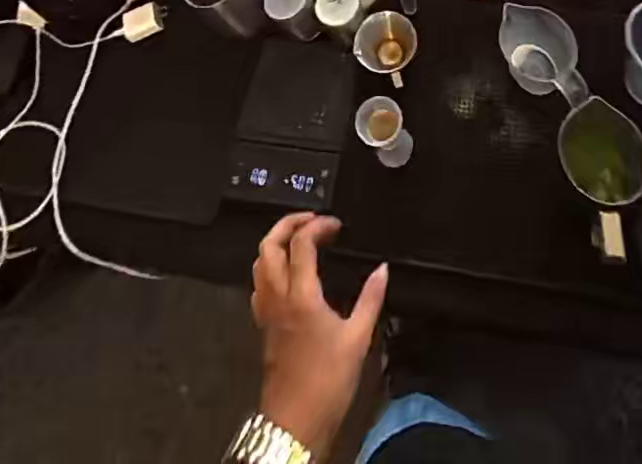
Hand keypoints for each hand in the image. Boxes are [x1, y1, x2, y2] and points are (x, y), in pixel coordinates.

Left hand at [250, 213, 388, 455]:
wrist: (295, 422)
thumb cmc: (327, 381)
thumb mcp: (358, 338)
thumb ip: (370, 298)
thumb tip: (383, 269)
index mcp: (301, 296)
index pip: (300, 244)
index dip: (317, 226)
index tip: (335, 225)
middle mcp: (278, 298)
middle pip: (268, 246)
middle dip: (287, 224)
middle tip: (311, 219)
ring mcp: (266, 311)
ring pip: (259, 263)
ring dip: (276, 242)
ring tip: (300, 238)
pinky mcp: (263, 325)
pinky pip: (259, 283)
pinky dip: (271, 266)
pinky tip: (289, 272)